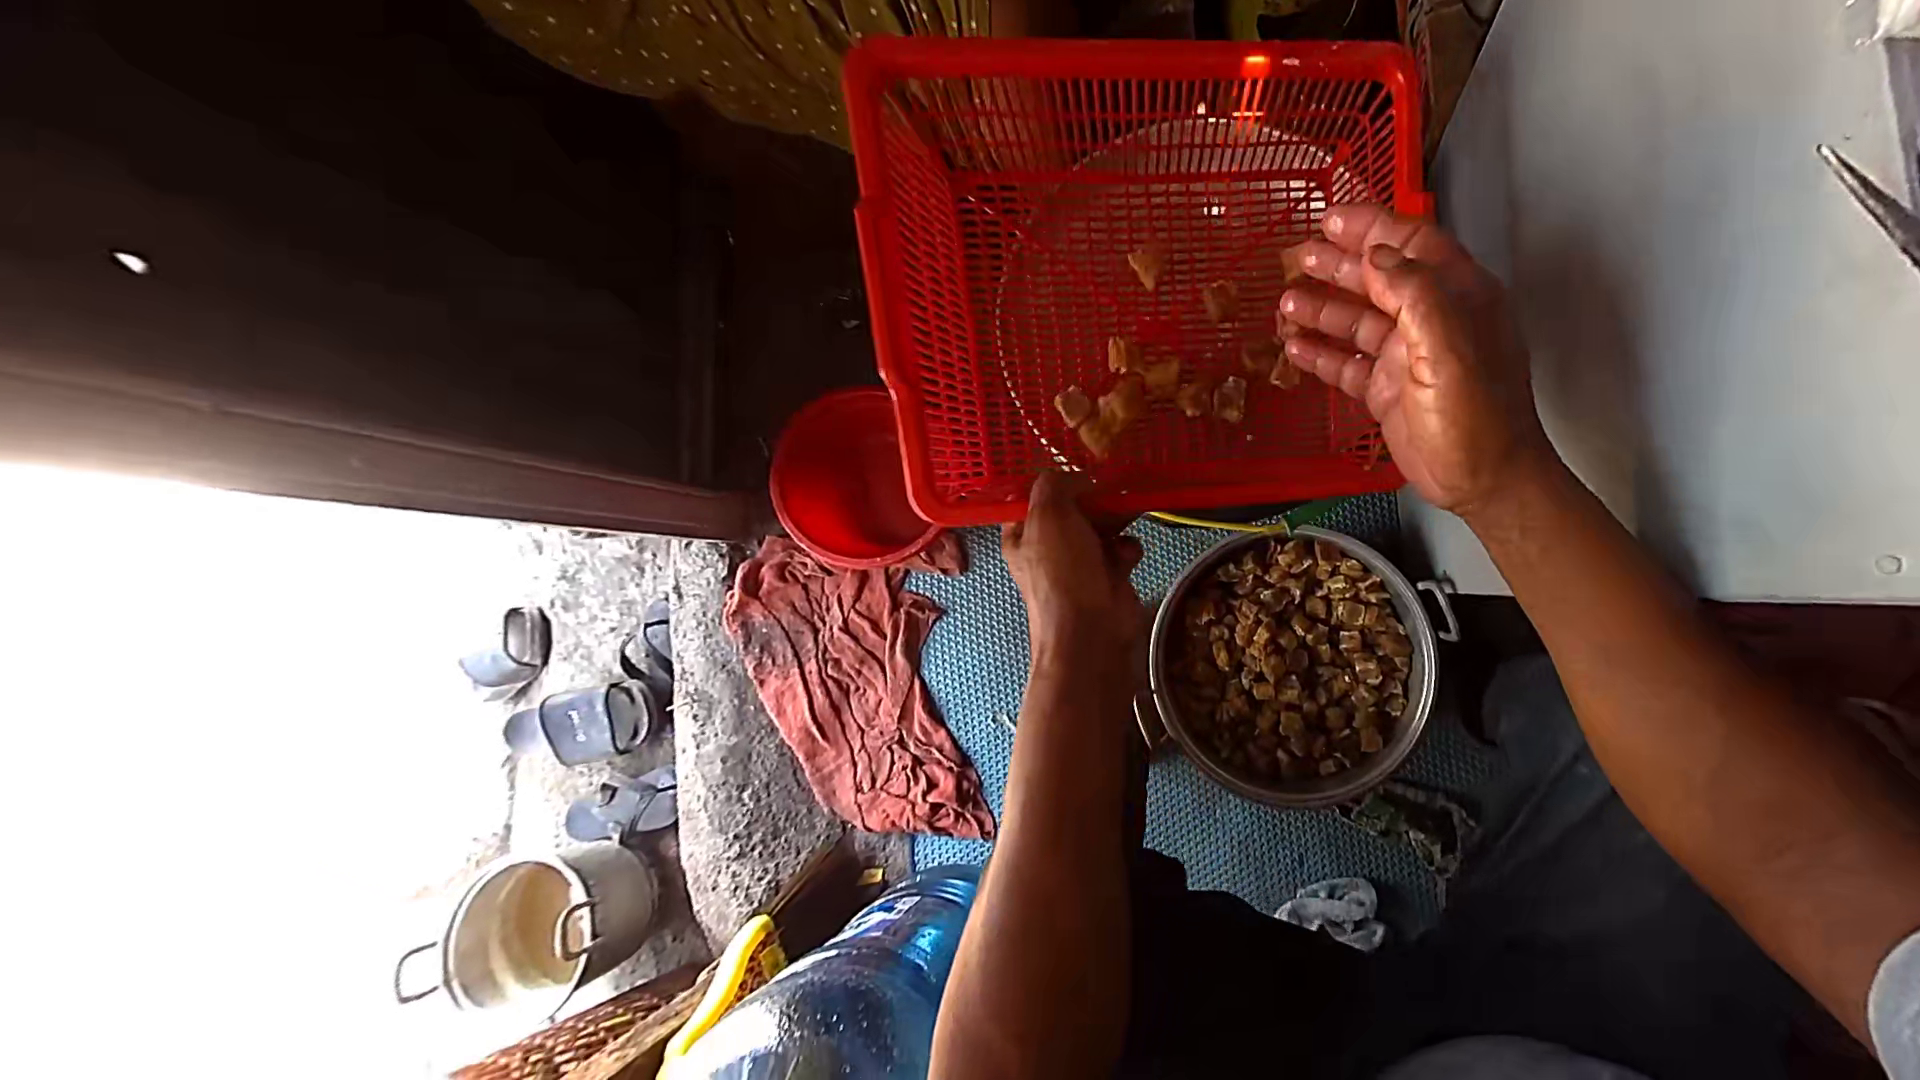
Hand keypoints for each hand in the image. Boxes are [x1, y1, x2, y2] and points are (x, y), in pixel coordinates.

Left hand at [1003, 472, 1144, 665]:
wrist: (1091, 631)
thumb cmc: (1061, 571)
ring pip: (1100, 525)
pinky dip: (1126, 548)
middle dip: (1091, 500)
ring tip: (1121, 521)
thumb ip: (1054, 486)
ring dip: (1113, 521)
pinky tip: (1126, 556)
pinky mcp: (1107, 575)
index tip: (1072, 470)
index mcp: (1021, 535)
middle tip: (1106, 489)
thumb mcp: (1048, 516)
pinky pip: (1120, 548)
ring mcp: (1078, 563)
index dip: (1051, 484)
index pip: (1031, 499)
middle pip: (1071, 509)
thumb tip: (1074, 479)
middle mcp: (1047, 548)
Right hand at [1276, 205, 1556, 517]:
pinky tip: (1294, 348)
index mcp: (1456, 300)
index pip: (1412, 247)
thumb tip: (1378, 257)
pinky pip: (1346, 363)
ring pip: (1356, 321)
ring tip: (1285, 302)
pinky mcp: (1384, 388)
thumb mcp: (1449, 350)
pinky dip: (1320, 353)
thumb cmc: (1475, 418)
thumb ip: (1417, 297)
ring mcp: (1404, 356)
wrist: (1480, 478)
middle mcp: (1429, 321)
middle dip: (1339, 264)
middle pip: (1378, 280)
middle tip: (1300, 256)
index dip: (1373, 228)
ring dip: (1321, 309)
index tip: (1332, 218)